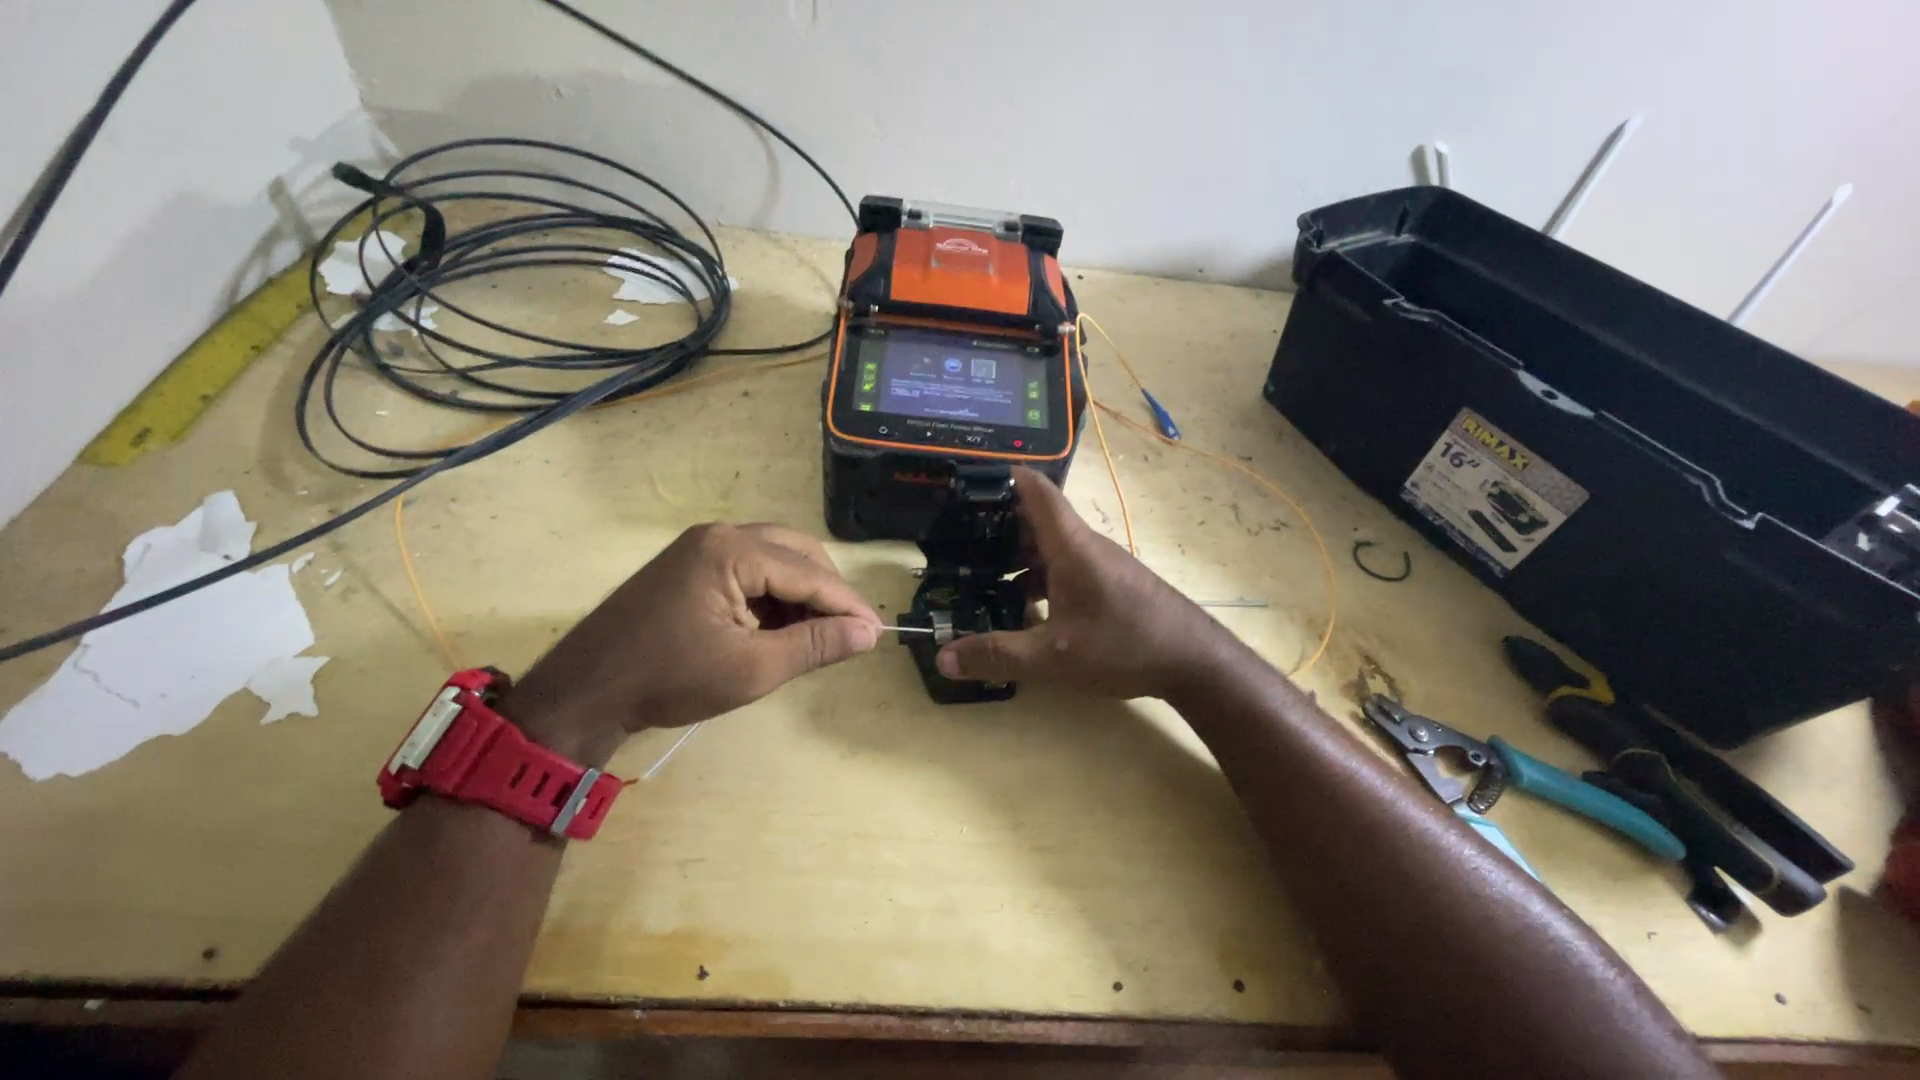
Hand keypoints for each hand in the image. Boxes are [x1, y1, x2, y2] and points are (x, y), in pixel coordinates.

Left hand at [500, 523, 881, 764]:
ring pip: (775, 560)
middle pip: (796, 553)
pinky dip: (772, 597)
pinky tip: (779, 630)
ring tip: (816, 638)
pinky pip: (749, 571)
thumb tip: (868, 634)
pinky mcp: (690, 566)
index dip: (848, 605)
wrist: (587, 691)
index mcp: (732, 551)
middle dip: (826, 594)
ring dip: (800, 595)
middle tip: (848, 635)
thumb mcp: (752, 668)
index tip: (878, 634)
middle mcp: (718, 535)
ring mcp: (700, 548)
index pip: (810, 573)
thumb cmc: (669, 680)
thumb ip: (815, 645)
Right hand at [936, 467, 1241, 700]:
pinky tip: (1025, 609)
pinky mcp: (1111, 584)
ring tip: (981, 576)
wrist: (1196, 661)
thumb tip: (943, 658)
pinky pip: (1066, 568)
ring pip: (1052, 547)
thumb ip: (996, 655)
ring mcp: (1102, 565)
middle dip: (996, 525)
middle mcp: (1086, 546)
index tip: (966, 478)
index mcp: (1070, 545)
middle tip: (956, 538)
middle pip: (1036, 519)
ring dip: (1018, 557)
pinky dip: (1040, 578)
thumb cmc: (1124, 646)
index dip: (1000, 476)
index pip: (1034, 490)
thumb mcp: (1052, 658)